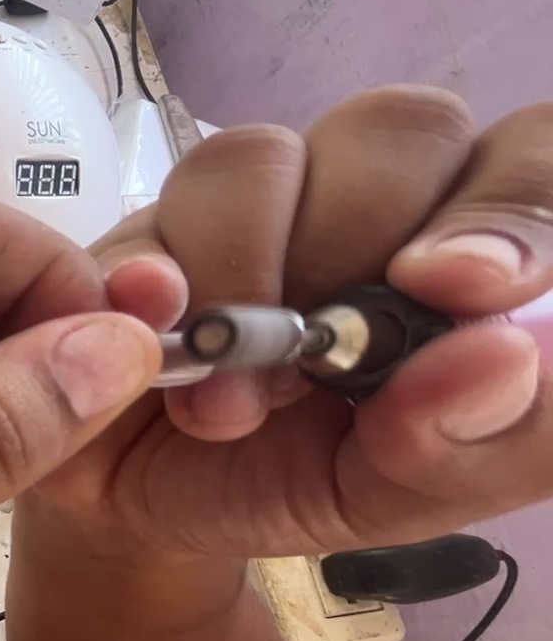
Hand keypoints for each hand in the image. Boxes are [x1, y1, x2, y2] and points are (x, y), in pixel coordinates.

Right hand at [45, 88, 552, 558]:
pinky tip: (144, 351)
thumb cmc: (274, 491)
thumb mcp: (392, 496)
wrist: (131, 512)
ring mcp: (225, 219)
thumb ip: (470, 443)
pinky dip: (144, 290)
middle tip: (309, 352)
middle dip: (350, 237)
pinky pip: (136, 231)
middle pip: (389, 127)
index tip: (455, 289)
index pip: (529, 155)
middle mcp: (346, 212)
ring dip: (234, 271)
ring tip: (216, 387)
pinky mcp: (128, 248)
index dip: (508, 200)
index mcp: (451, 257)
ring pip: (247, 161)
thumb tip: (501, 353)